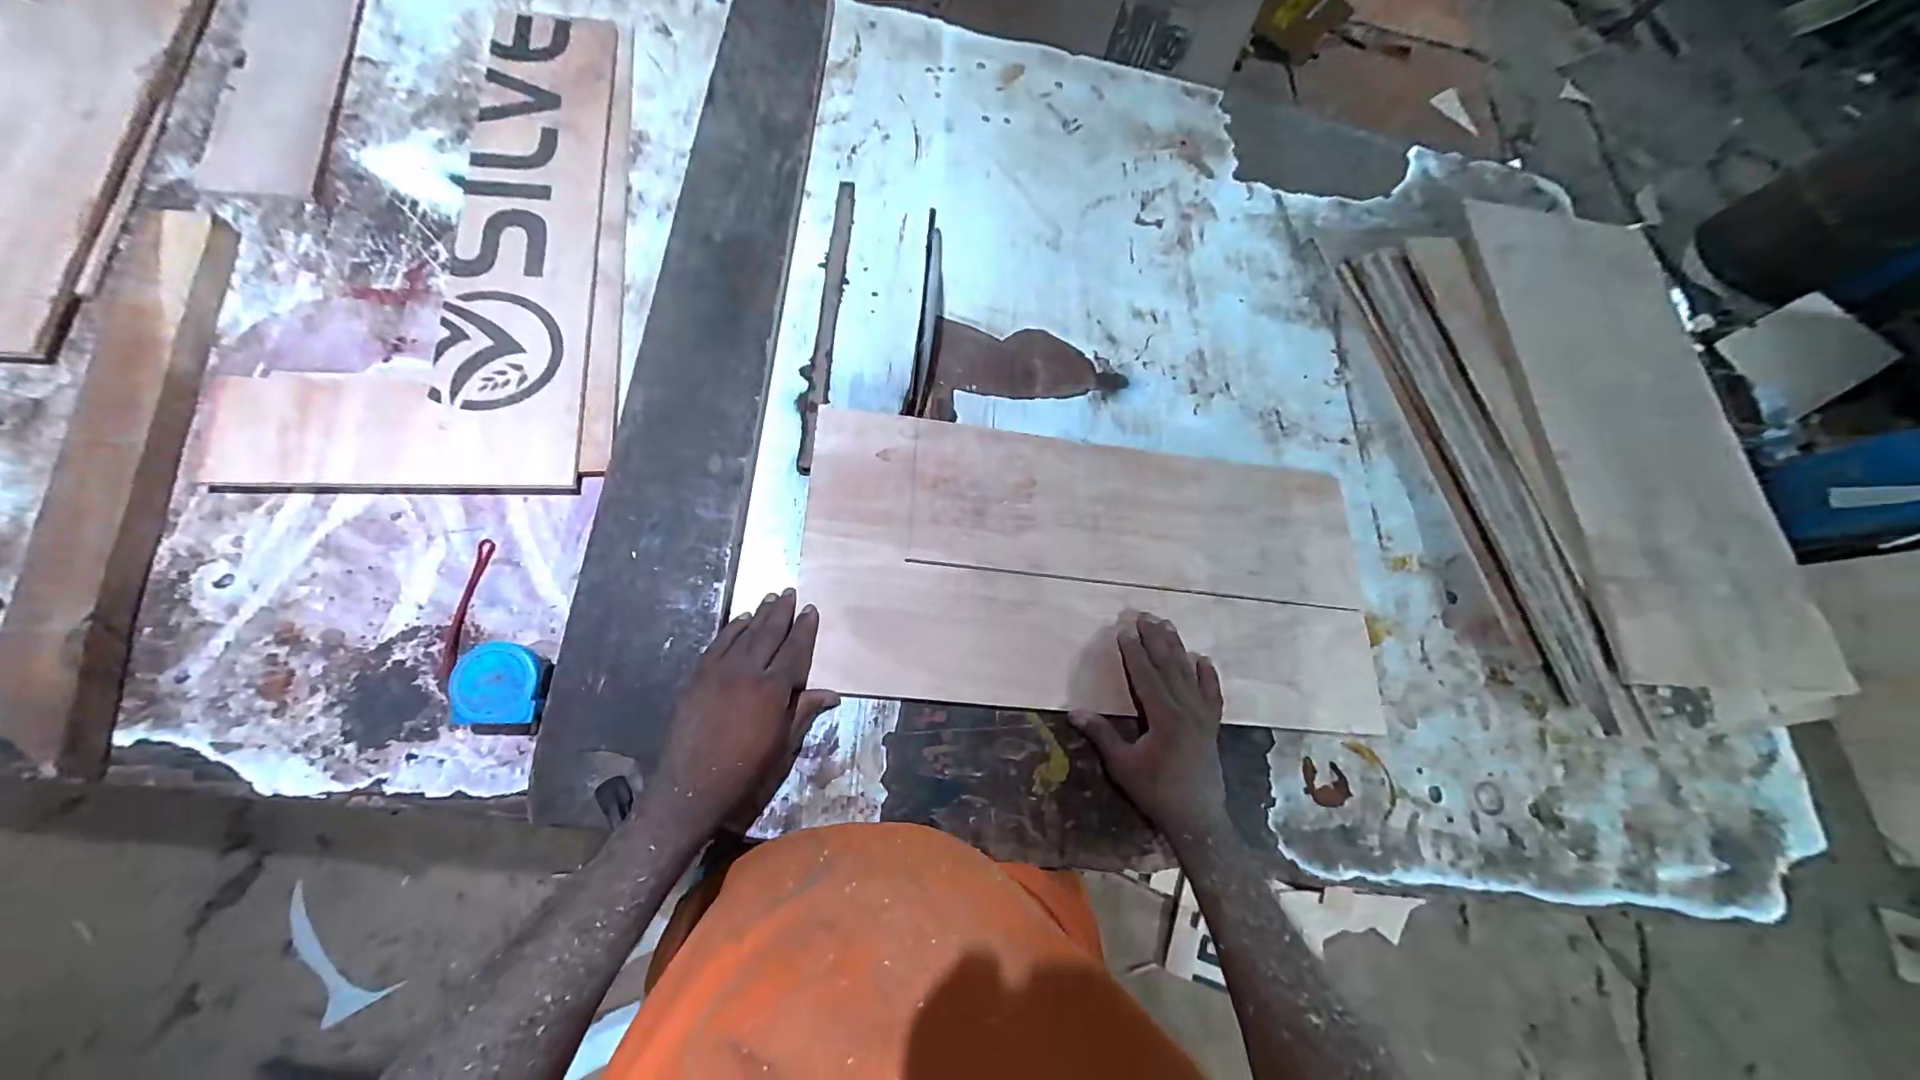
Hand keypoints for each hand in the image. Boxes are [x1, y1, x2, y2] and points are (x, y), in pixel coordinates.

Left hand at [646, 589, 839, 840]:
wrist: (691, 788)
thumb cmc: (745, 772)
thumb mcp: (782, 745)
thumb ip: (803, 712)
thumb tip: (831, 693)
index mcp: (772, 689)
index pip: (794, 650)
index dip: (804, 629)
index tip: (810, 610)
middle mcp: (746, 672)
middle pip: (768, 633)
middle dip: (781, 612)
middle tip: (789, 592)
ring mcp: (718, 672)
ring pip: (742, 634)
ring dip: (757, 614)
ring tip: (768, 598)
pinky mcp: (697, 677)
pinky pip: (717, 644)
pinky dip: (731, 629)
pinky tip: (739, 621)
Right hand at [1069, 614, 1228, 841]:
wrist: (1197, 818)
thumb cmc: (1156, 791)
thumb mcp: (1122, 765)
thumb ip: (1101, 735)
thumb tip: (1074, 711)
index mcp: (1165, 717)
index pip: (1145, 676)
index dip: (1133, 652)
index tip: (1124, 630)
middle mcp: (1186, 710)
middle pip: (1168, 667)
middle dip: (1155, 640)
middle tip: (1144, 616)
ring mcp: (1202, 716)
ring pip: (1189, 674)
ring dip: (1176, 648)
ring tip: (1167, 625)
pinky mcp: (1211, 726)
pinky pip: (1212, 693)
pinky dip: (1207, 674)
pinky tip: (1202, 658)